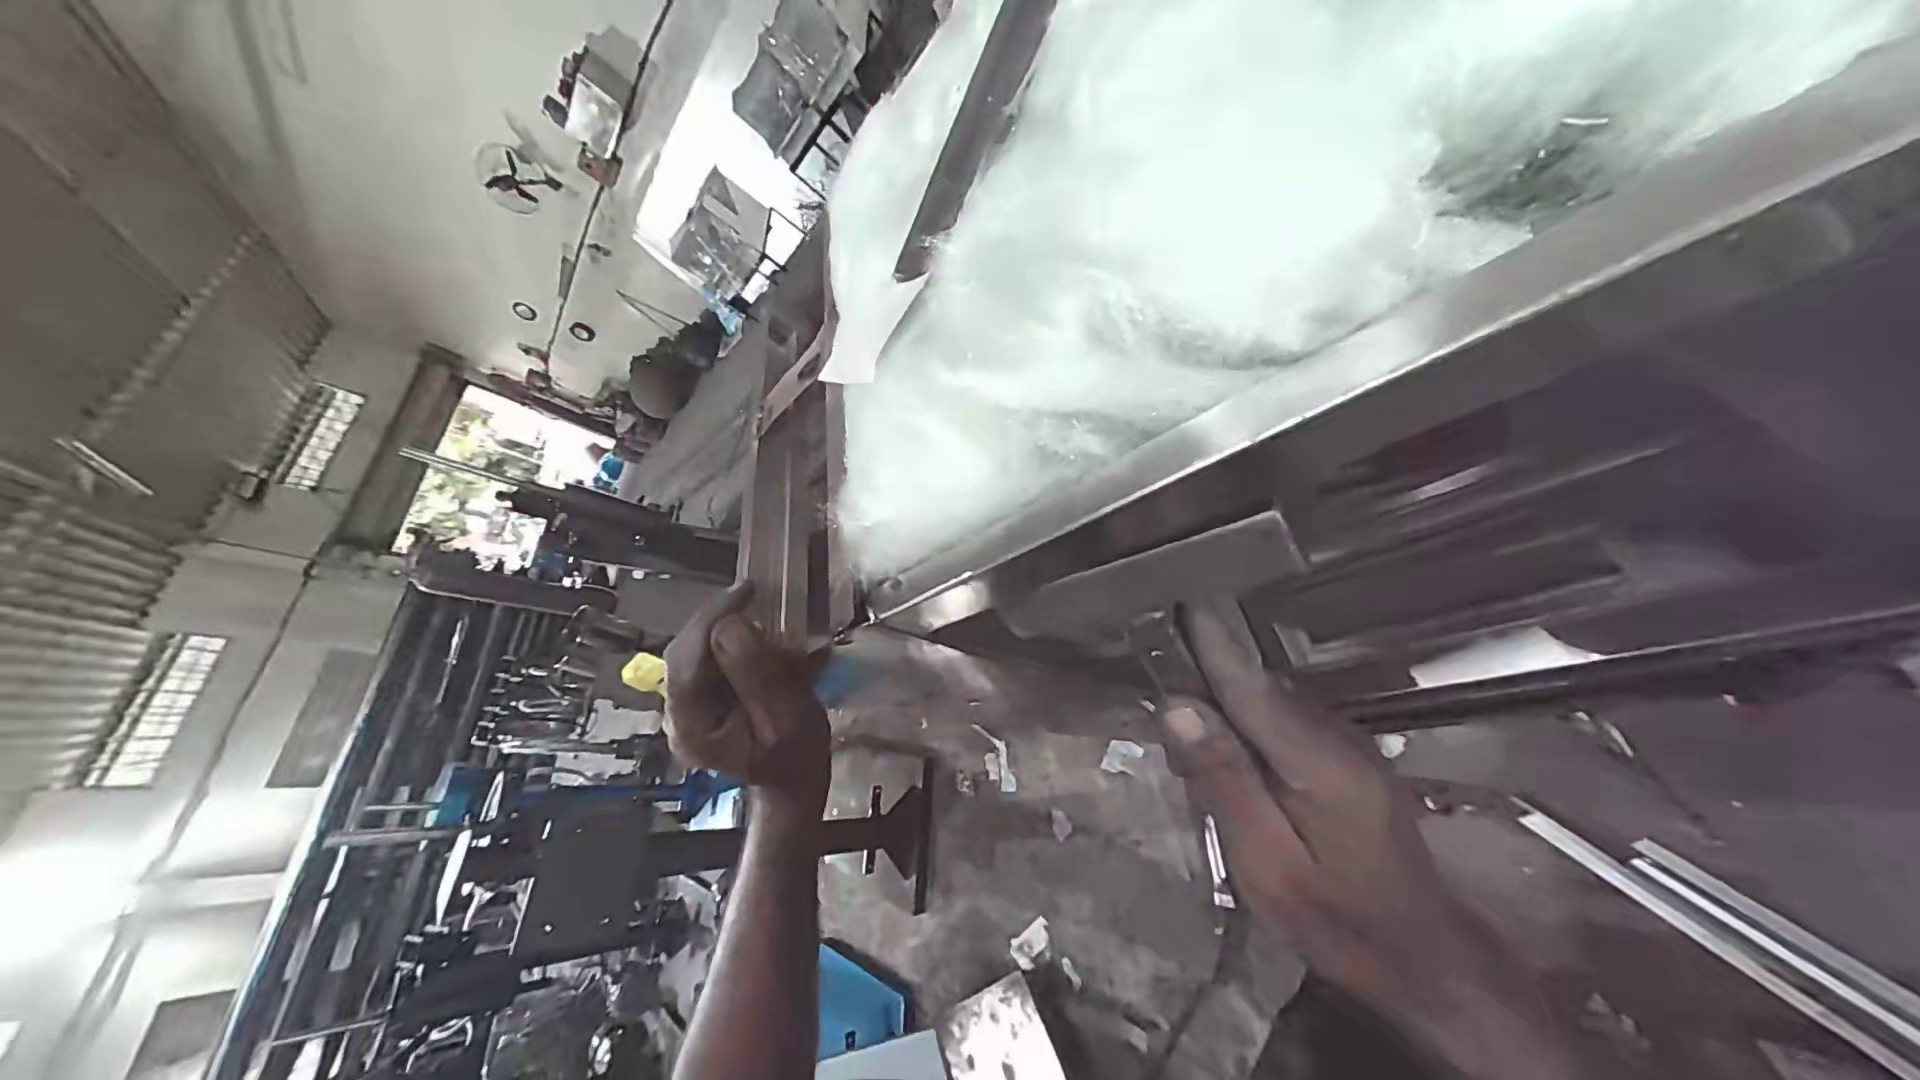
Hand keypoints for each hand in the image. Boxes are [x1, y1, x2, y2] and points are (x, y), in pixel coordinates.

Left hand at [663, 582, 831, 818]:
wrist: (794, 781)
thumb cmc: (796, 756)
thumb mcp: (788, 717)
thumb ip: (757, 674)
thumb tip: (729, 626)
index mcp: (691, 725)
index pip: (686, 659)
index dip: (712, 620)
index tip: (746, 591)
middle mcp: (676, 714)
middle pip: (686, 651)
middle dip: (720, 620)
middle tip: (755, 595)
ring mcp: (685, 706)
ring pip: (697, 650)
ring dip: (728, 628)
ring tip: (761, 612)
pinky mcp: (701, 697)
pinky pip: (709, 658)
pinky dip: (734, 639)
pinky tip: (758, 634)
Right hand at [1162, 597, 1587, 1078]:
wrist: (1427, 961)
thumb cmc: (1341, 924)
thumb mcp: (1267, 865)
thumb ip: (1224, 781)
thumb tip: (1179, 709)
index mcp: (1319, 763)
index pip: (1249, 686)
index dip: (1211, 646)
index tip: (1179, 605)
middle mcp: (1339, 738)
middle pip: (1258, 689)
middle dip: (1205, 673)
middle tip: (1157, 677)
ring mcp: (1351, 745)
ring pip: (1270, 702)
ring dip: (1224, 696)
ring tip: (1180, 709)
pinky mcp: (1350, 758)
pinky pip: (1285, 720)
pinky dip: (1246, 718)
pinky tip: (1227, 746)